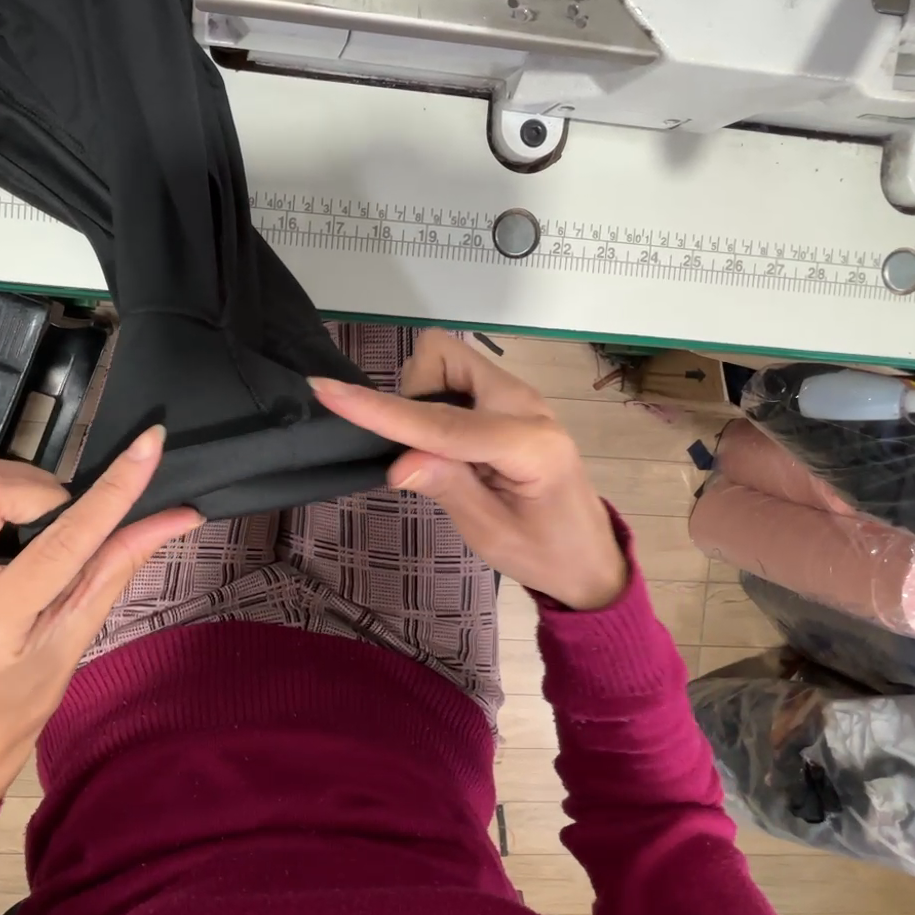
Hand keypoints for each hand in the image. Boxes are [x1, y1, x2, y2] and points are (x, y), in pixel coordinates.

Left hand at [0, 427, 201, 822]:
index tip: (149, 446)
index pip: (58, 545)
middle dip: (40, 488)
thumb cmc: (25, 696)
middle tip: (64, 519)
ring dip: (16, 489)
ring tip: (36, 528)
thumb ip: (121, 564)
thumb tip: (179, 515)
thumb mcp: (80, 635)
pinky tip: (8, 535)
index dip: (110, 491)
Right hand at [309, 331, 627, 610]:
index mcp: (528, 444)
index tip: (326, 389)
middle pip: (442, 358)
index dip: (380, 410)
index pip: (439, 422)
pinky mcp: (508, 399)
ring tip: (439, 455)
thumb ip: (447, 488)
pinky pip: (455, 378)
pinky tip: (450, 447)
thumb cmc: (544, 553)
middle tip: (420, 453)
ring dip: (424, 399)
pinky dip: (436, 402)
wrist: (589, 556)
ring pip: (446, 361)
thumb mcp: (491, 534)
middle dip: (411, 394)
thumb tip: (397, 461)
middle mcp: (525, 405)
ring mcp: (518, 397)